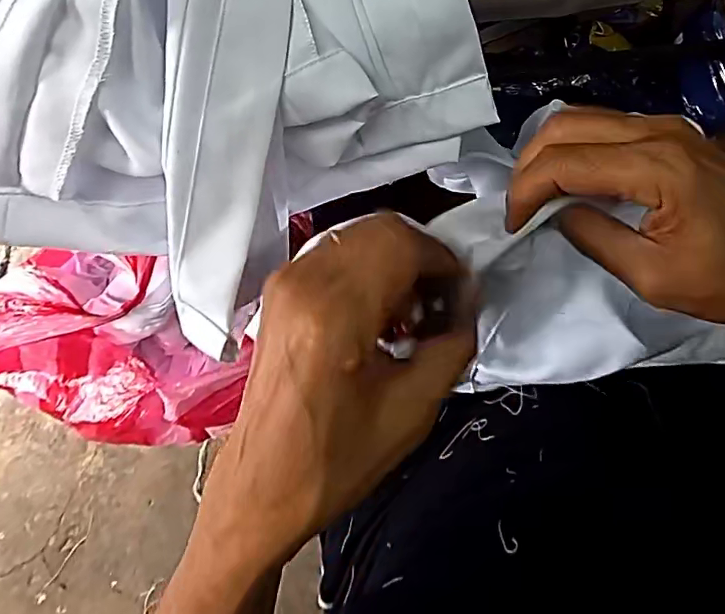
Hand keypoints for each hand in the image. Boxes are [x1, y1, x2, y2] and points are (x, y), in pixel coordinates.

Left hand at [162, 213, 475, 613]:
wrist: (256, 495)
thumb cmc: (335, 460)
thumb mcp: (415, 408)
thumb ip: (455, 343)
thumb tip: (467, 300)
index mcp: (335, 311)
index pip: (406, 245)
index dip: (445, 263)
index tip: (460, 297)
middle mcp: (305, 282)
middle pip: (386, 229)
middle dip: (424, 257)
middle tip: (439, 301)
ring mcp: (286, 281)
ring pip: (364, 235)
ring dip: (399, 260)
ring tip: (410, 311)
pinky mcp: (280, 290)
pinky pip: (342, 251)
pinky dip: (373, 265)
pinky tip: (380, 312)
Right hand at [505, 107, 724, 332]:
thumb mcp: (657, 277)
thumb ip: (597, 238)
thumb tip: (558, 213)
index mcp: (654, 164)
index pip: (565, 159)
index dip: (527, 190)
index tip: (513, 224)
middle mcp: (659, 130)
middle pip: (569, 122)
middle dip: (532, 161)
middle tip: (521, 206)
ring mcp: (673, 127)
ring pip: (590, 118)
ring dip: (556, 150)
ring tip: (541, 196)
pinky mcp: (681, 136)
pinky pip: (615, 127)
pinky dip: (585, 148)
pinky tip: (579, 180)